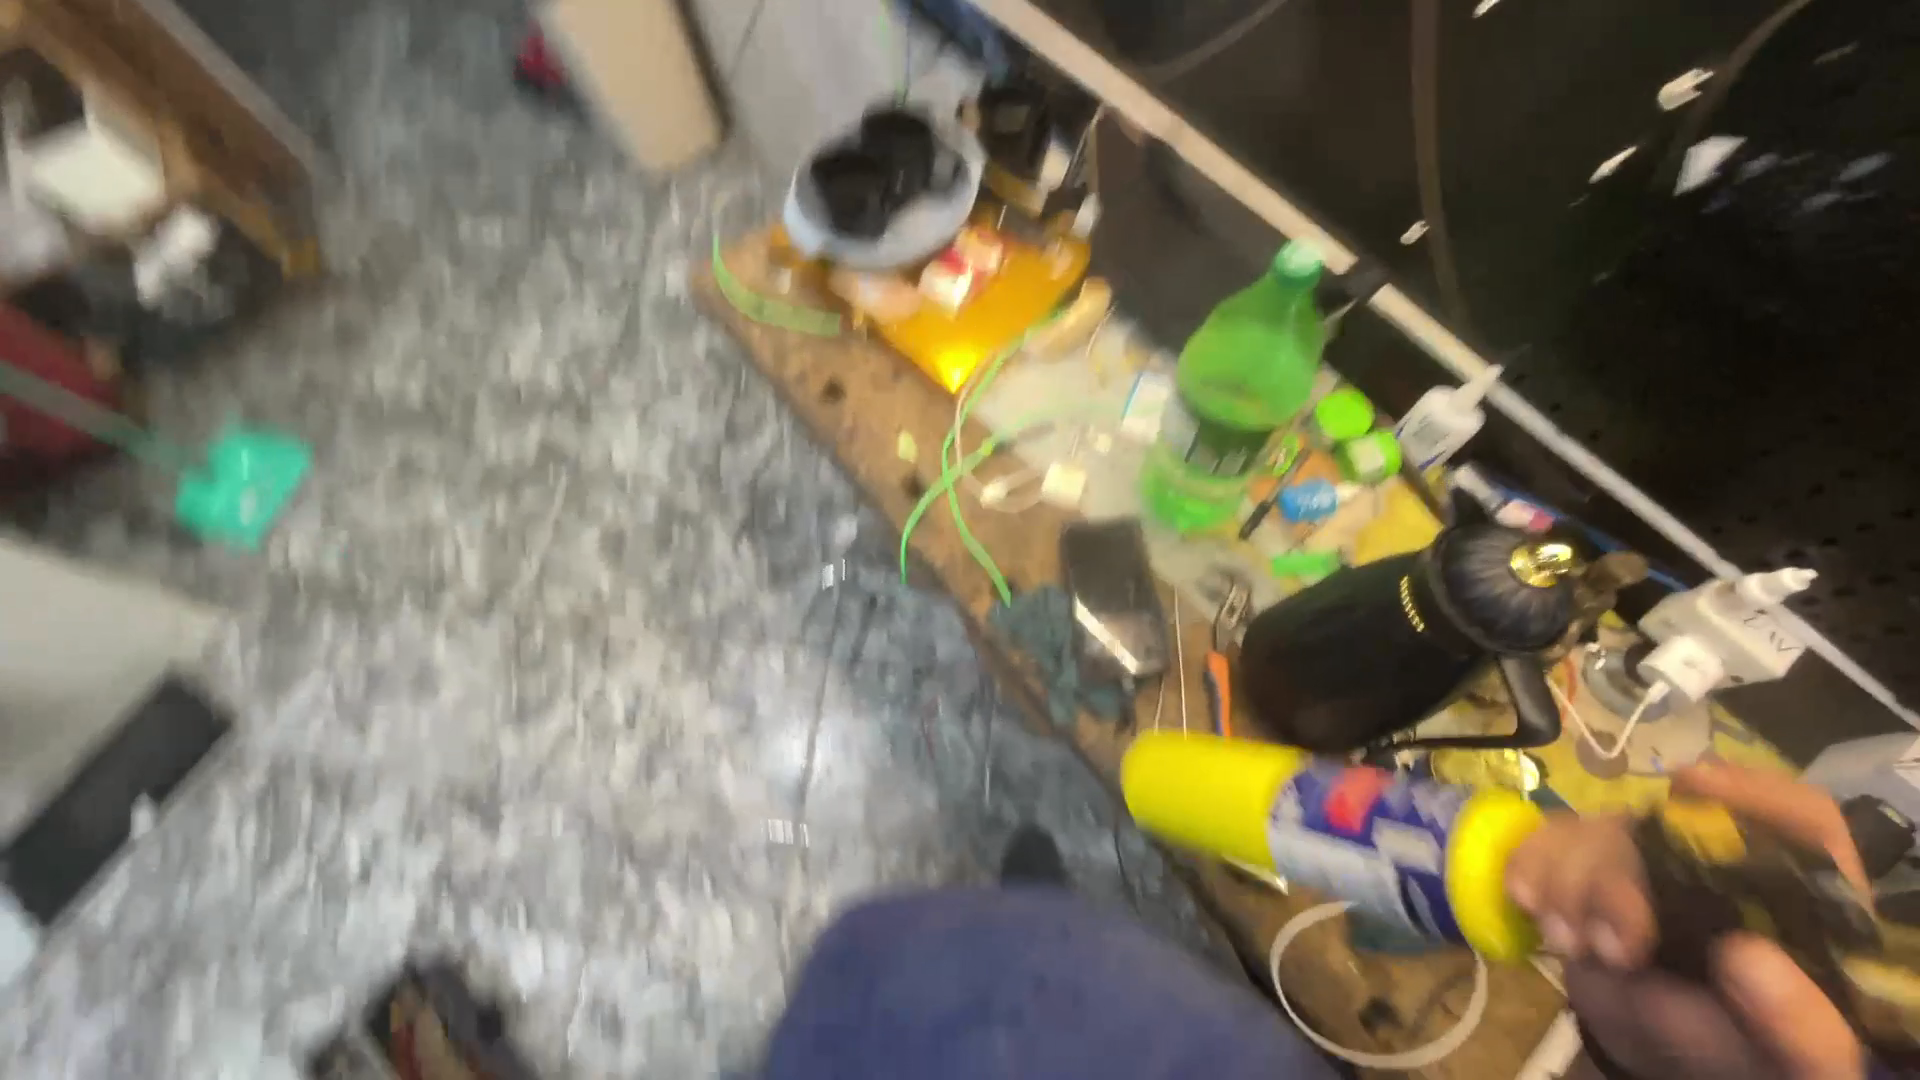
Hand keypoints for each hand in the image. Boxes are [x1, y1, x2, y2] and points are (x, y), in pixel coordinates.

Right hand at [1504, 763, 1867, 1078]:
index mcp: (1794, 896)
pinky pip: (1545, 837)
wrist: (1662, 1048)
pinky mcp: (1580, 859)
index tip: (1692, 788)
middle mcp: (1716, 859)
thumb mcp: (1795, 1058)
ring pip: (1595, 829)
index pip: (1799, 822)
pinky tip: (1528, 901)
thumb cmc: (1743, 1049)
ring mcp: (1641, 853)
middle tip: (1607, 945)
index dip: (1754, 796)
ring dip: (1565, 880)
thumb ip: (1796, 1022)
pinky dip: (1528, 863)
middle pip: (1664, 829)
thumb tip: (1747, 957)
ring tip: (1567, 942)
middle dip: (1619, 877)